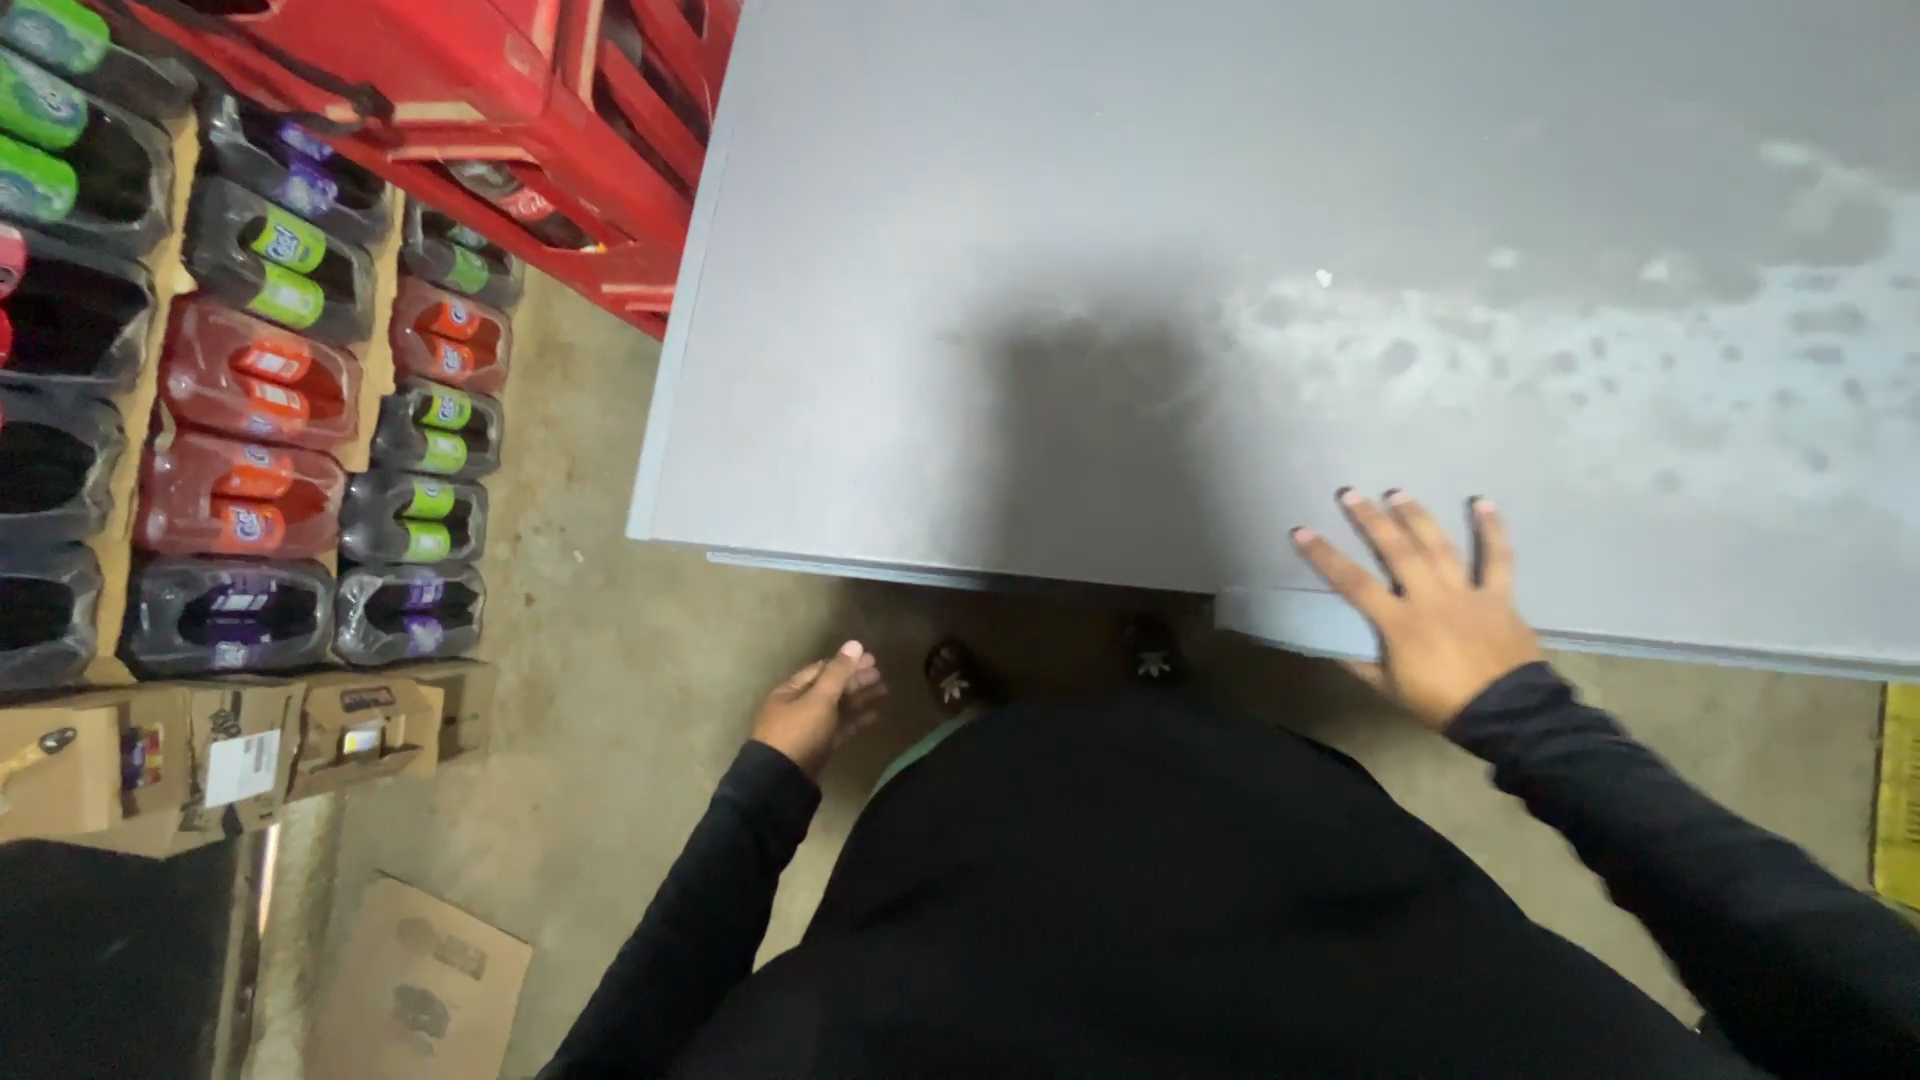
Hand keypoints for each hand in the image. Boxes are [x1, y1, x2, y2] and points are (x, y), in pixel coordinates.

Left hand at [751, 641, 888, 778]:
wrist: (781, 781)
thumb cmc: (799, 732)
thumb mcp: (819, 699)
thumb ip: (839, 672)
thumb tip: (855, 644)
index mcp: (791, 691)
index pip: (821, 669)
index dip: (846, 662)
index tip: (871, 659)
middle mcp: (798, 707)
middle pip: (831, 688)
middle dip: (856, 679)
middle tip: (881, 674)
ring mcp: (808, 729)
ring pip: (837, 708)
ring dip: (859, 698)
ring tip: (884, 690)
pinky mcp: (818, 748)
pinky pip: (839, 729)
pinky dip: (856, 721)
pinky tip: (875, 716)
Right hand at [1290, 490, 1541, 730]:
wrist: (1508, 714)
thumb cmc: (1441, 702)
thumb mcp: (1388, 689)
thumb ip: (1359, 664)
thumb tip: (1330, 647)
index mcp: (1400, 623)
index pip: (1353, 582)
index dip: (1325, 556)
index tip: (1302, 531)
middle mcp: (1430, 599)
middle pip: (1397, 551)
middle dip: (1371, 520)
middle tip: (1351, 494)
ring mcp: (1467, 594)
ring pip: (1439, 547)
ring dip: (1417, 517)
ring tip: (1397, 492)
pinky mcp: (1499, 597)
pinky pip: (1498, 559)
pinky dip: (1492, 530)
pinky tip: (1482, 502)